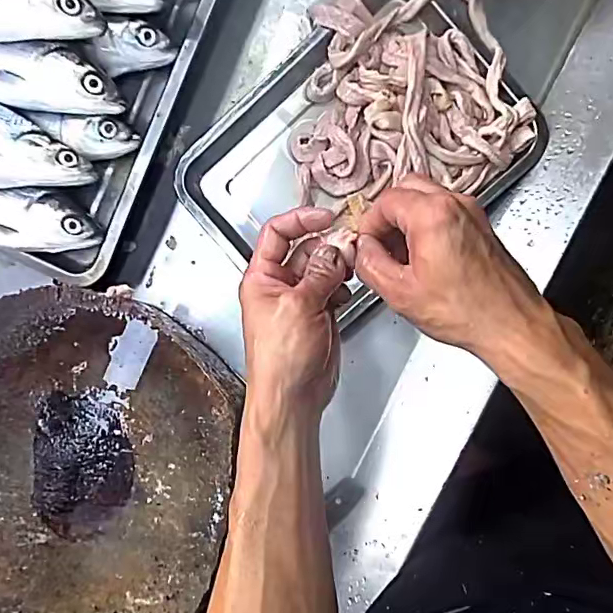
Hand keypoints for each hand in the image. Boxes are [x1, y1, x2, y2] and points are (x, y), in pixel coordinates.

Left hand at [240, 206, 350, 418]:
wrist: (292, 396)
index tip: (325, 216)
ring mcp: (299, 301)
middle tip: (348, 246)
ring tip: (350, 268)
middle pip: (304, 250)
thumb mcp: (300, 306)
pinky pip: (333, 289)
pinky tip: (347, 292)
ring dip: (338, 266)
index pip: (277, 234)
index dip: (300, 219)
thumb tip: (335, 249)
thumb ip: (320, 273)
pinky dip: (344, 287)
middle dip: (327, 245)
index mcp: (261, 279)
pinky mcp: (318, 315)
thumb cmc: (279, 360)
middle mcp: (278, 287)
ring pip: (322, 269)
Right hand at [356, 173, 554, 365]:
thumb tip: (362, 249)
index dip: (368, 225)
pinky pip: (444, 212)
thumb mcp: (399, 292)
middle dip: (386, 217)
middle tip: (378, 246)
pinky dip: (426, 226)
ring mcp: (471, 213)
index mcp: (433, 215)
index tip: (365, 246)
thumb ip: (370, 264)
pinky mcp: (479, 226)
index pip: (385, 201)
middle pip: (406, 189)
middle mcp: (456, 204)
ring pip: (426, 198)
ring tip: (400, 257)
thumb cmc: (466, 311)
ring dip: (405, 221)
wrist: (509, 323)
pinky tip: (422, 260)